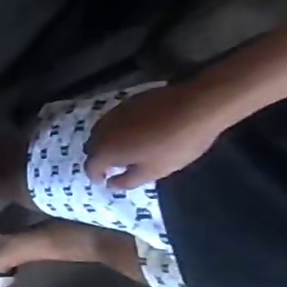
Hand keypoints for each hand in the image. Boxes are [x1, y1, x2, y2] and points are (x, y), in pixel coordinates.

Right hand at [83, 82, 230, 189]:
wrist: (197, 106)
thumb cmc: (174, 145)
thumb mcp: (154, 171)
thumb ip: (127, 181)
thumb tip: (110, 185)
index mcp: (105, 150)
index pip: (90, 167)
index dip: (96, 177)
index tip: (107, 181)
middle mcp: (103, 131)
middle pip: (92, 147)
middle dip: (99, 158)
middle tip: (116, 166)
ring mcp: (115, 113)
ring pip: (101, 131)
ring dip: (107, 142)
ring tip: (125, 148)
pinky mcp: (128, 101)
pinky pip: (114, 120)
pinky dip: (118, 129)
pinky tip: (136, 131)